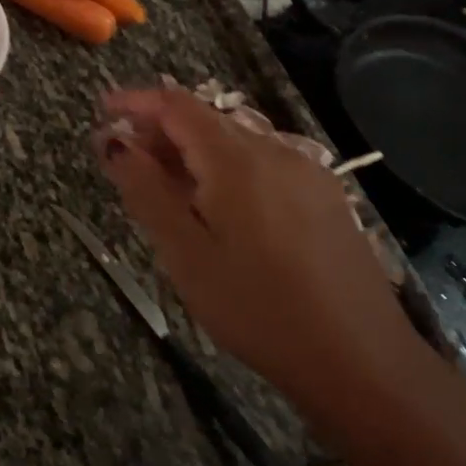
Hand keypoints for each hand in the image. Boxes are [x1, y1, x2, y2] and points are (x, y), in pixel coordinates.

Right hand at [93, 87, 419, 399]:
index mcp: (237, 159)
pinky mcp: (325, 199)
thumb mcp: (185, 253)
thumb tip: (113, 141)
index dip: (136, 101)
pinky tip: (215, 206)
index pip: (176, 104)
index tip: (102, 111)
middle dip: (159, 129)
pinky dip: (225, 167)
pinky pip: (263, 163)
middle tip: (123, 159)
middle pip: (206, 118)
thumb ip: (145, 189)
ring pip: (235, 141)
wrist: (363, 364)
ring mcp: (307, 174)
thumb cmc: (259, 308)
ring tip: (163, 185)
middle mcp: (275, 151)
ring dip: (192, 149)